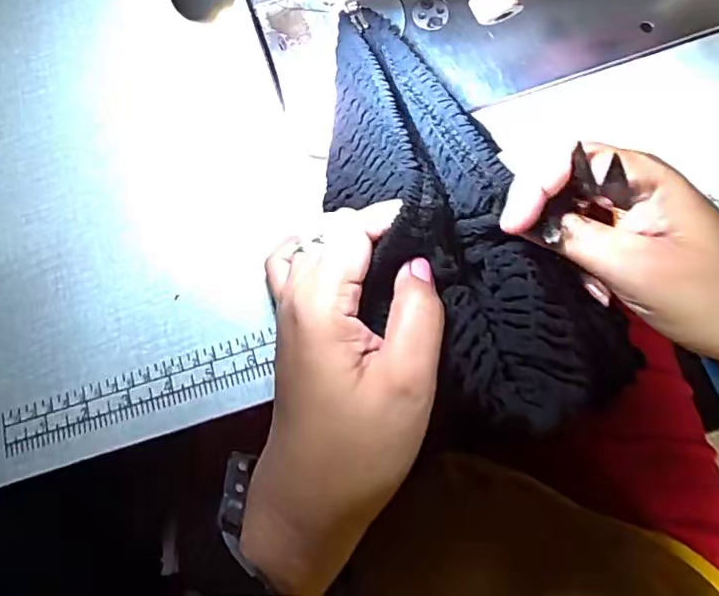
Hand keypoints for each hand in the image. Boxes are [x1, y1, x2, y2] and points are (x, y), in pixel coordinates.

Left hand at [242, 201, 442, 594]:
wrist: (309, 500)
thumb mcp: (408, 384)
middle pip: (332, 228)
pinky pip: (296, 261)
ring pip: (314, 239)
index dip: (393, 218)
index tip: (433, 226)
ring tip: (394, 254)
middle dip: (377, 225)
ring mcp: (285, 305)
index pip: (352, 228)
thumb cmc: (361, 448)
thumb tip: (418, 260)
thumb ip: (418, 313)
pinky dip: (322, 248)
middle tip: (422, 246)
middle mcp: (294, 292)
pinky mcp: (289, 320)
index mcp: (319, 301)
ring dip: (352, 235)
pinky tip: (349, 263)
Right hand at [501, 142, 718, 429]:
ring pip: (575, 211)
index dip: (533, 184)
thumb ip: (573, 235)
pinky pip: (592, 236)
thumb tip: (529, 221)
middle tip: (540, 251)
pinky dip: (585, 261)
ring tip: (588, 283)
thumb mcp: (633, 267)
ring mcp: (637, 210)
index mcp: (640, 172)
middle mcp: (634, 182)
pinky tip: (601, 291)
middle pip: (566, 179)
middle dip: (548, 216)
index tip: (513, 226)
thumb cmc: (712, 298)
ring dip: (568, 245)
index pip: (566, 156)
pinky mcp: (638, 238)